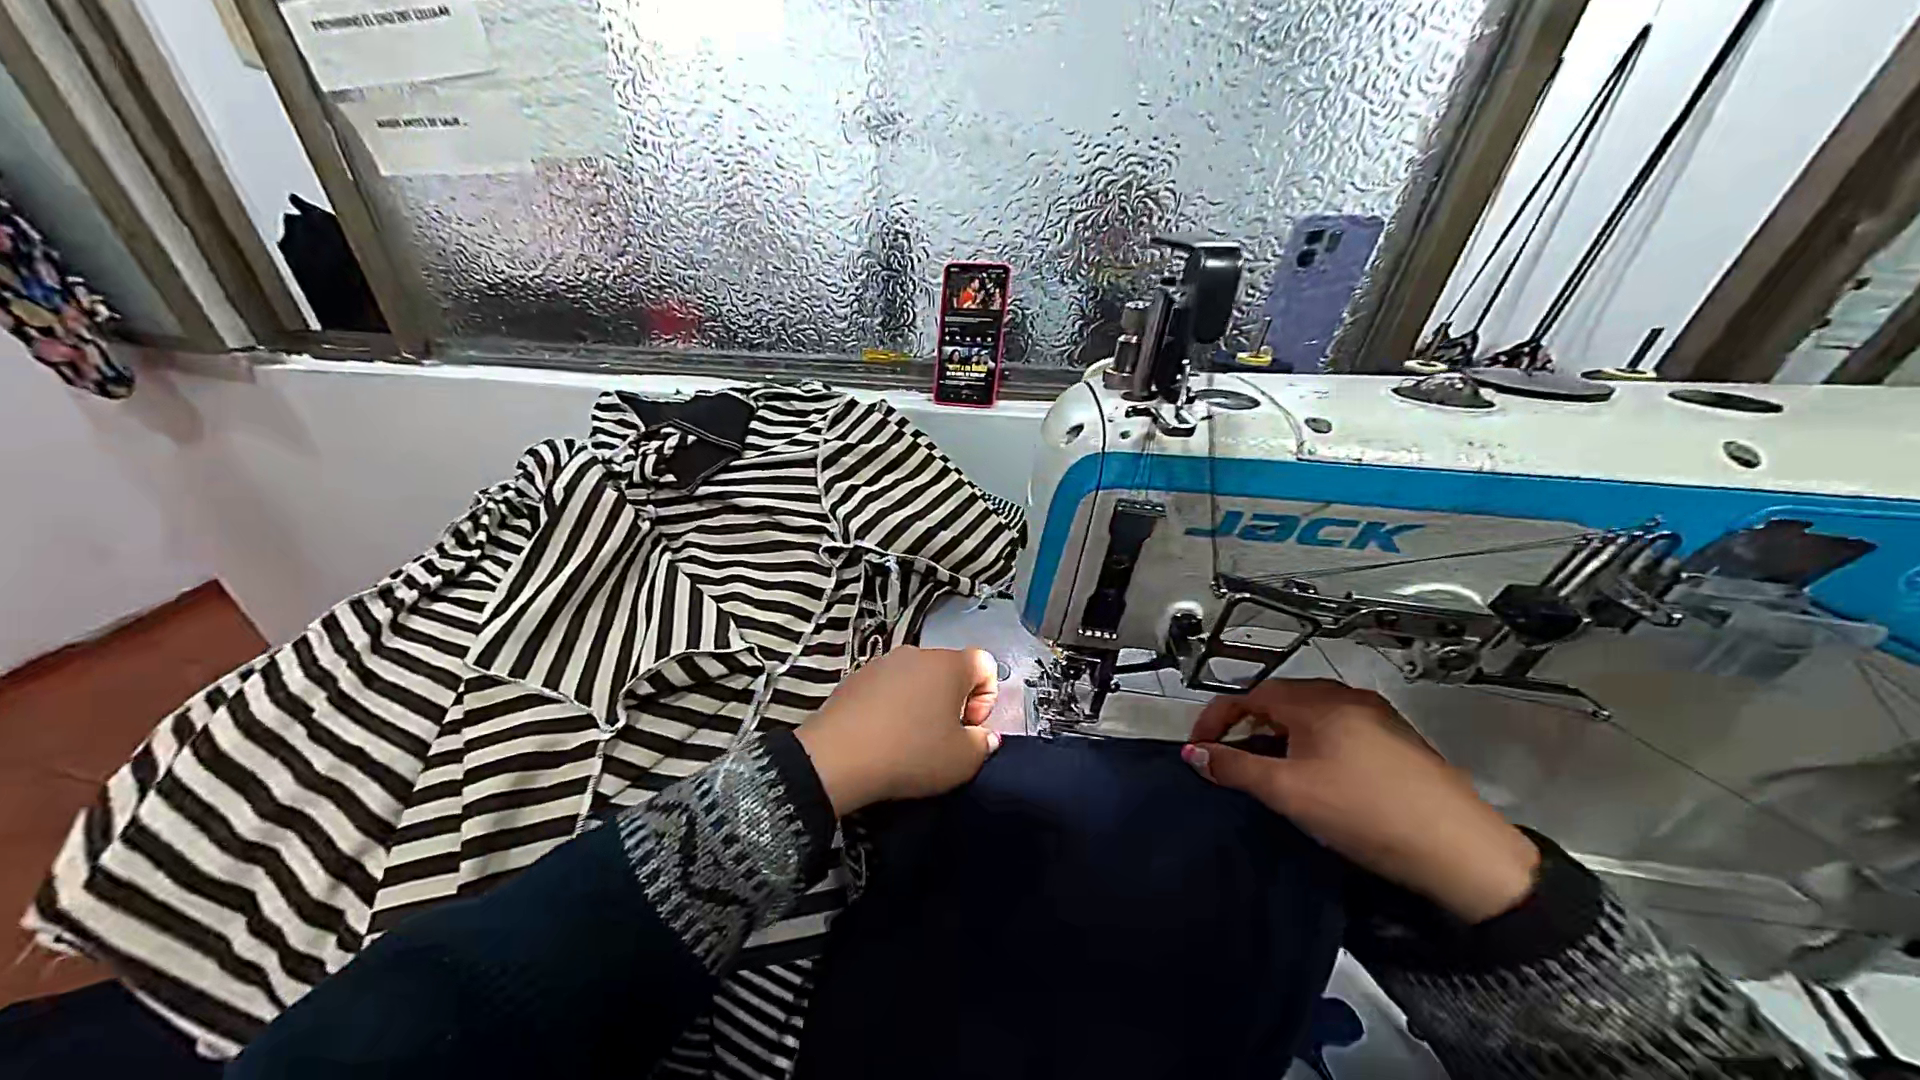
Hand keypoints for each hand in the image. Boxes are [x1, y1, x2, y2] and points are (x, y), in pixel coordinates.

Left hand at [795, 646, 1001, 815]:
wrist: (838, 758)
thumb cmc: (909, 753)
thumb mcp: (962, 760)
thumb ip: (983, 744)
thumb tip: (982, 737)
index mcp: (949, 664)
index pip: (985, 664)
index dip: (986, 697)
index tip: (970, 727)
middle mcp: (916, 654)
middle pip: (949, 671)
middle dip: (953, 701)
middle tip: (944, 737)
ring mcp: (882, 663)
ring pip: (916, 679)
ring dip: (921, 703)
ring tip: (910, 740)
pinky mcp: (855, 678)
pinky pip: (886, 688)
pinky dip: (891, 707)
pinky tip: (883, 737)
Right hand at [1184, 678, 1539, 922]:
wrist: (1461, 852)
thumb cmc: (1363, 812)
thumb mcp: (1288, 792)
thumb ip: (1234, 768)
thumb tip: (1193, 754)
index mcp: (1317, 701)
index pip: (1249, 695)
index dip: (1215, 719)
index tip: (1198, 749)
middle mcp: (1346, 696)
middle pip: (1279, 700)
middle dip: (1245, 725)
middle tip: (1228, 758)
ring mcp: (1376, 715)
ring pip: (1309, 714)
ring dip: (1277, 734)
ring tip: (1266, 768)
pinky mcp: (1397, 739)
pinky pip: (1336, 728)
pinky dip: (1309, 742)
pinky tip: (1313, 773)